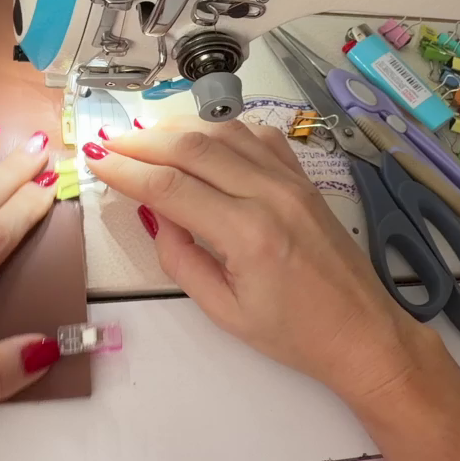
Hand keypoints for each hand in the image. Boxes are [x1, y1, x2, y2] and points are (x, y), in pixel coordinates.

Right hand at [85, 117, 441, 403]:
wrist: (363, 332)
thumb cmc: (294, 334)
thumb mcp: (224, 311)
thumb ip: (181, 258)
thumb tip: (154, 212)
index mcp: (248, 234)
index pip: (171, 187)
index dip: (126, 170)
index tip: (96, 158)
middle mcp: (270, 194)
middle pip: (194, 148)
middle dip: (143, 140)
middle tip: (110, 140)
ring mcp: (291, 179)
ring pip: (224, 131)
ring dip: (179, 126)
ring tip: (144, 132)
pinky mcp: (303, 176)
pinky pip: (257, 135)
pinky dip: (222, 127)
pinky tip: (201, 134)